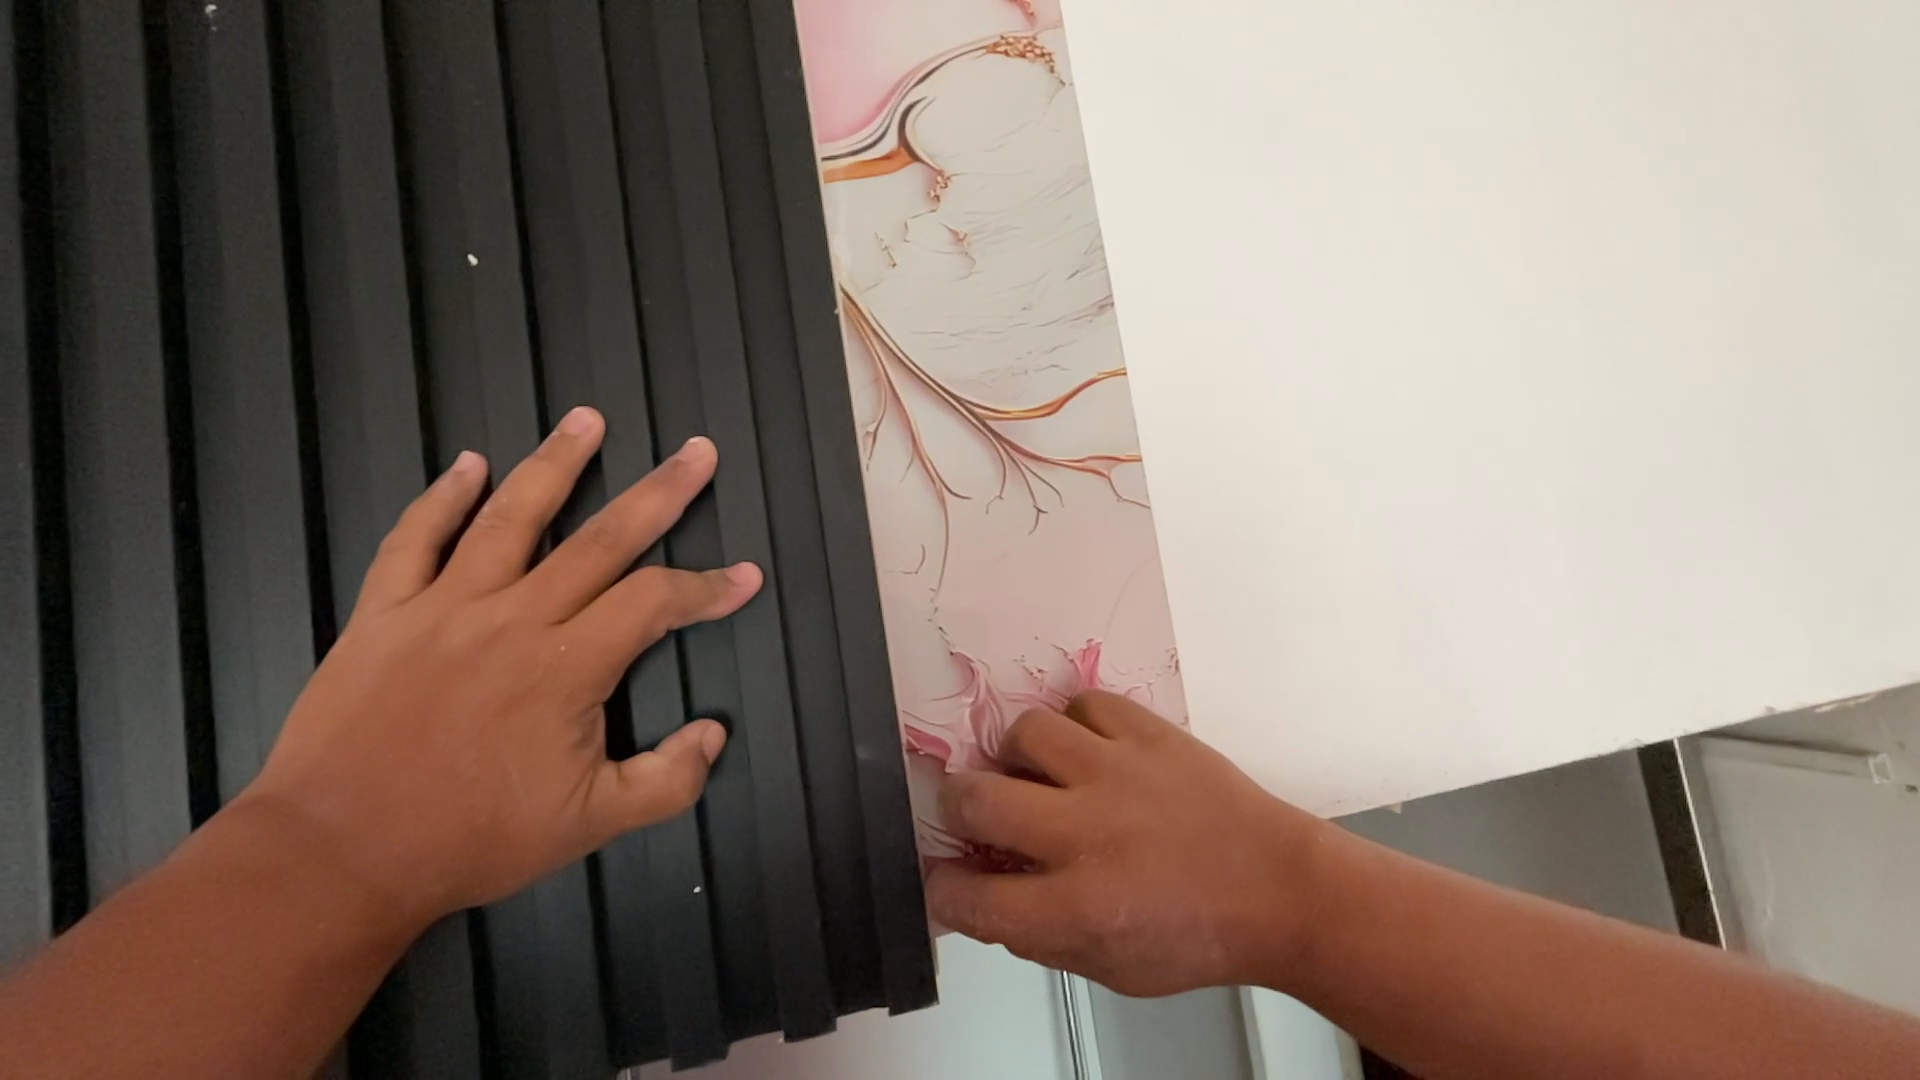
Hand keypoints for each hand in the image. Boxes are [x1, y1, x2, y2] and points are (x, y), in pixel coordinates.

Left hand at [236, 407, 757, 923]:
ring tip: (587, 419)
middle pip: (602, 539)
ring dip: (555, 463)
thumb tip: (716, 732)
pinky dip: (441, 499)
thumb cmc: (473, 839)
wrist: (337, 857)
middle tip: (697, 450)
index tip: (746, 577)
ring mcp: (445, 608)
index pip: (657, 602)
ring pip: (511, 518)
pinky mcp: (384, 614)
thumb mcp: (593, 826)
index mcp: (569, 666)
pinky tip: (468, 464)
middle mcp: (516, 618)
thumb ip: (669, 779)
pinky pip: (413, 541)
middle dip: (660, 492)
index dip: (709, 588)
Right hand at [925, 692, 1336, 996]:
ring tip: (1033, 769)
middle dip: (955, 804)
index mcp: (1077, 907)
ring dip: (1014, 754)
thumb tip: (980, 893)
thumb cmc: (1196, 936)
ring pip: (1023, 732)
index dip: (942, 887)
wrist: (1279, 887)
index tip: (946, 876)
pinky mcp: (1148, 733)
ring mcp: (1117, 773)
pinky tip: (1087, 747)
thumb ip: (1036, 934)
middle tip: (970, 806)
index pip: (969, 896)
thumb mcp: (1111, 966)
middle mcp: (1086, 833)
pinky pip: (1083, 703)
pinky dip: (1075, 724)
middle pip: (976, 800)